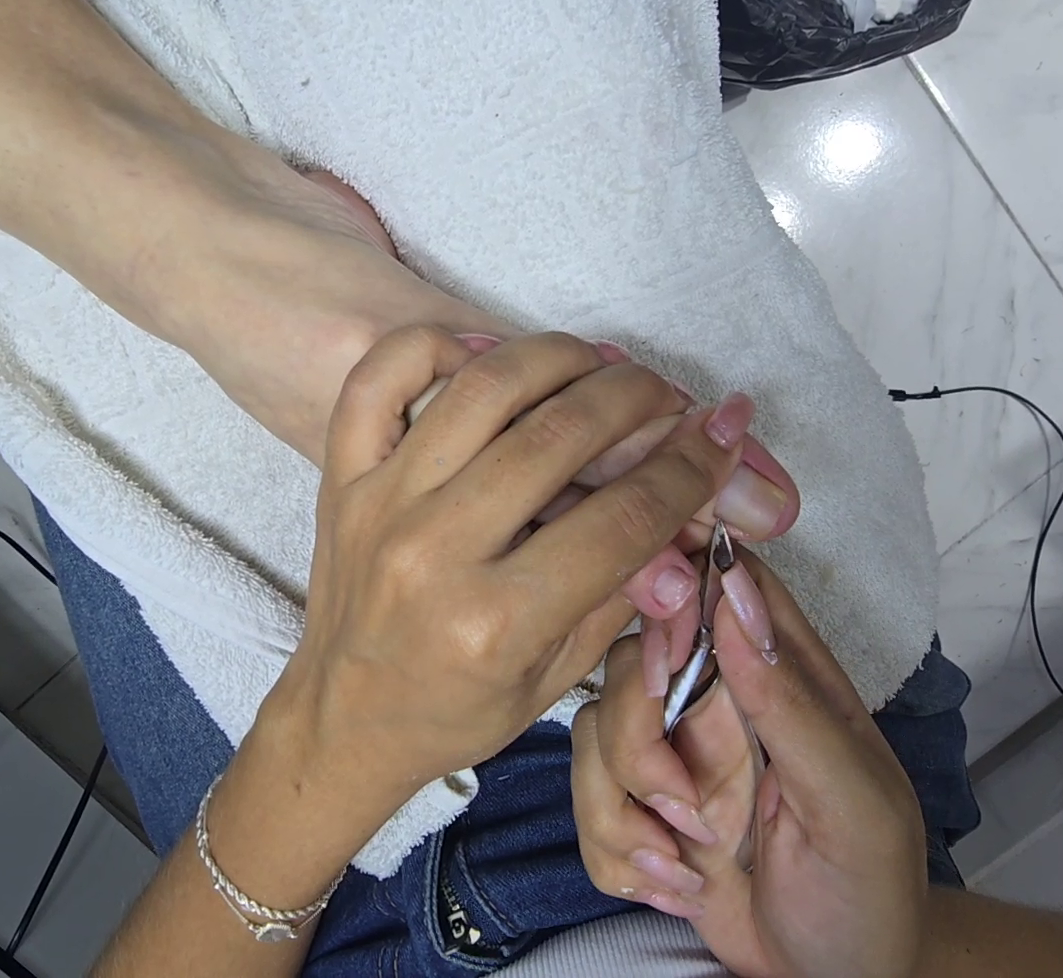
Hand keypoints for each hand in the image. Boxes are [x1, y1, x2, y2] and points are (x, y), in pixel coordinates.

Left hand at [259, 326, 749, 800]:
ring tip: (597, 361)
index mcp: (494, 623)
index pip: (621, 520)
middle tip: (665, 392)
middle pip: (559, 437)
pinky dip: (434, 346)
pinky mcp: (343, 478)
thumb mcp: (554, 678)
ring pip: (483, 389)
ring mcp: (380, 504)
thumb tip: (692, 517)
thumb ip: (623, 593)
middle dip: (635, 400)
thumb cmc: (455, 710)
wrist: (345, 715)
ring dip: (557, 357)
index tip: (719, 434)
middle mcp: (432, 552)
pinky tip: (484, 353)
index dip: (688, 468)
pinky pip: (379, 378)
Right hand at [572, 550, 927, 977]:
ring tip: (684, 869)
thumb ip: (792, 703)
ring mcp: (666, 750)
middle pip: (629, 663)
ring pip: (591, 732)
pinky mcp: (633, 802)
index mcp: (775, 677)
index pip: (721, 585)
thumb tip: (734, 596)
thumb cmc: (864, 891)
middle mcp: (710, 700)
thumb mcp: (850, 805)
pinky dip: (616, 857)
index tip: (664, 659)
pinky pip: (582, 801)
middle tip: (685, 809)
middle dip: (636, 744)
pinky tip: (672, 887)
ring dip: (623, 815)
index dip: (677, 589)